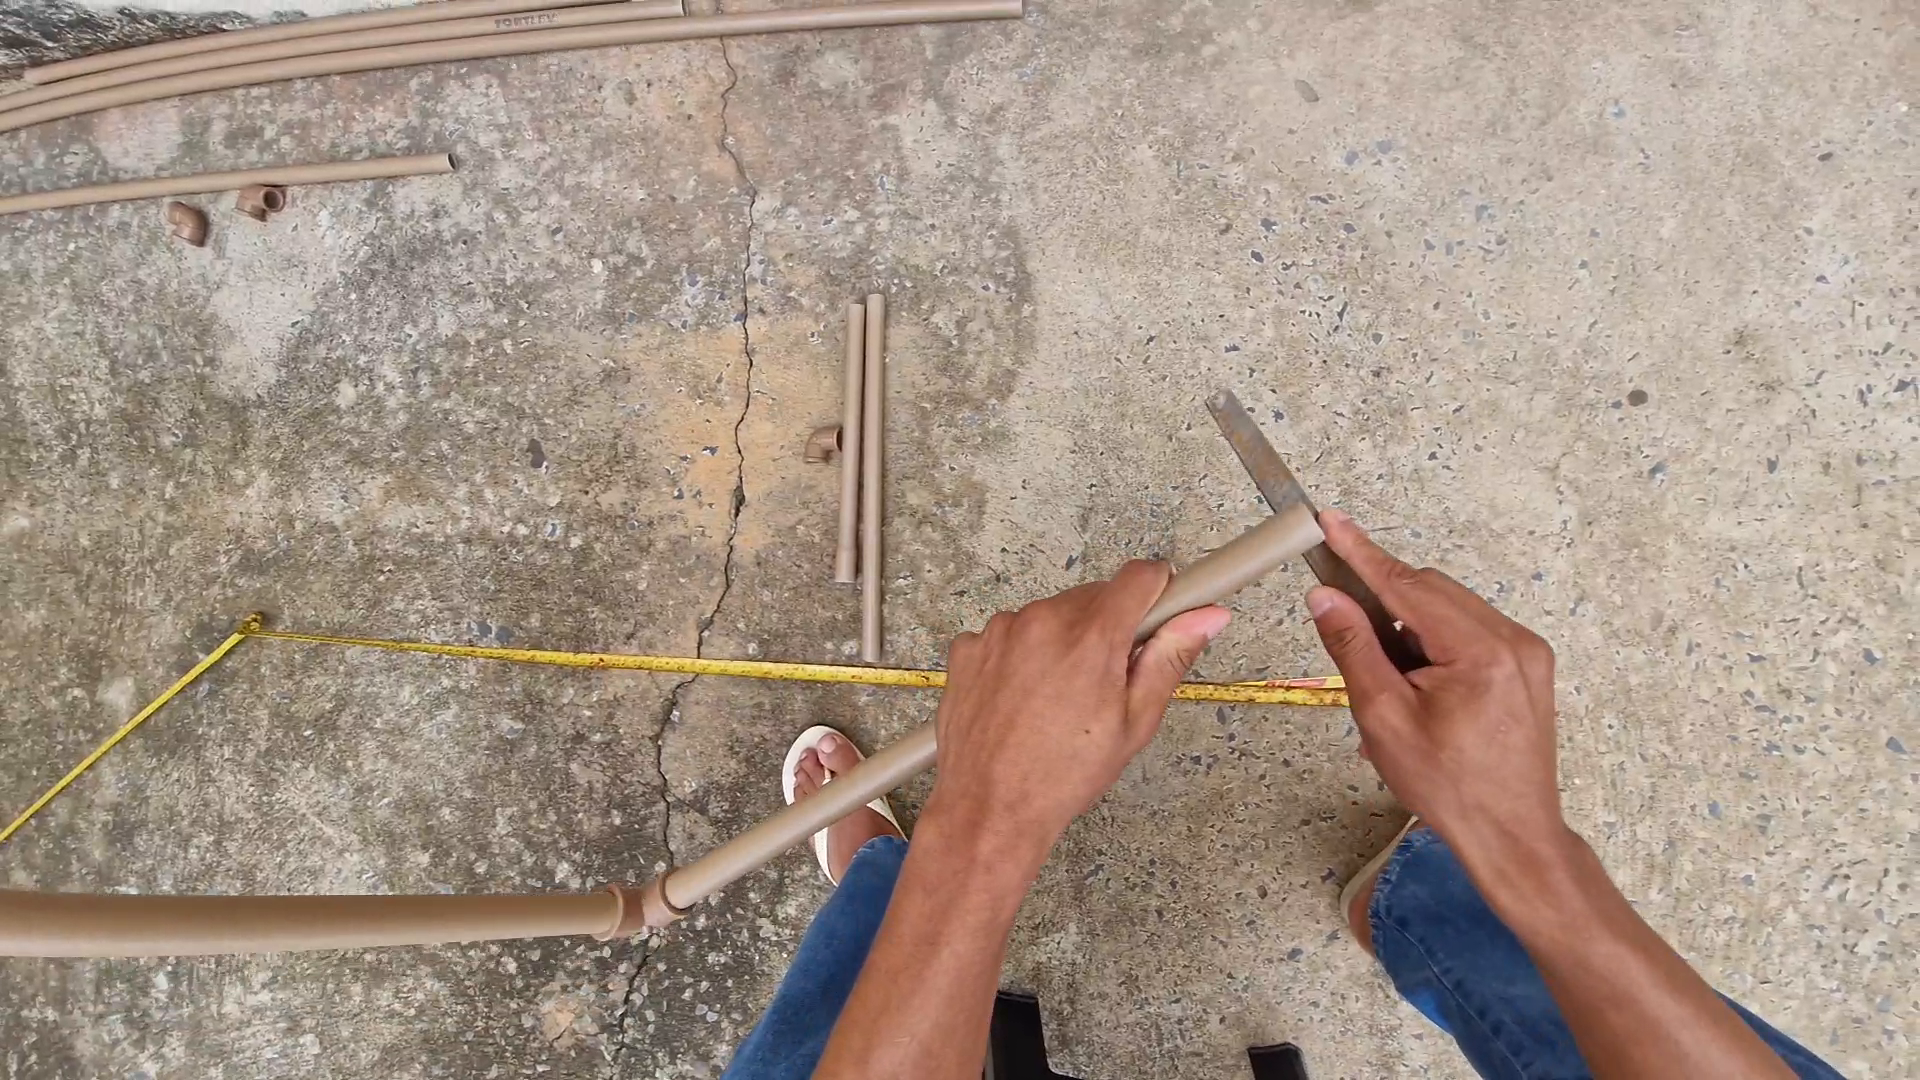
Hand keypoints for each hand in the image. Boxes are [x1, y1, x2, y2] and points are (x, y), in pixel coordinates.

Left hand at [923, 560, 1230, 866]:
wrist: (990, 806)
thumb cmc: (1063, 774)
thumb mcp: (1134, 723)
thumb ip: (1170, 658)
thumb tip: (1207, 616)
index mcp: (1090, 637)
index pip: (1138, 576)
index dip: (1157, 591)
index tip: (1158, 612)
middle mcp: (1042, 620)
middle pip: (1093, 596)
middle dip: (1107, 626)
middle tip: (1103, 679)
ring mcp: (999, 630)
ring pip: (1049, 614)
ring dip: (1061, 638)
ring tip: (1056, 695)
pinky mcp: (969, 645)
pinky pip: (1008, 632)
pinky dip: (1018, 653)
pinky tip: (1020, 695)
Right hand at [1306, 509, 1575, 898]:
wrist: (1512, 834)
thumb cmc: (1444, 782)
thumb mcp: (1382, 714)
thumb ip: (1352, 645)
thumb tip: (1323, 595)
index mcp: (1479, 651)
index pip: (1406, 585)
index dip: (1361, 552)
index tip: (1329, 521)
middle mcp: (1512, 639)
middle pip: (1428, 589)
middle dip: (1379, 595)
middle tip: (1338, 615)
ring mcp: (1525, 651)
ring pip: (1445, 606)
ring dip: (1402, 620)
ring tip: (1380, 669)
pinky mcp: (1525, 665)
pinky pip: (1463, 627)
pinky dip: (1425, 636)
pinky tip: (1408, 674)